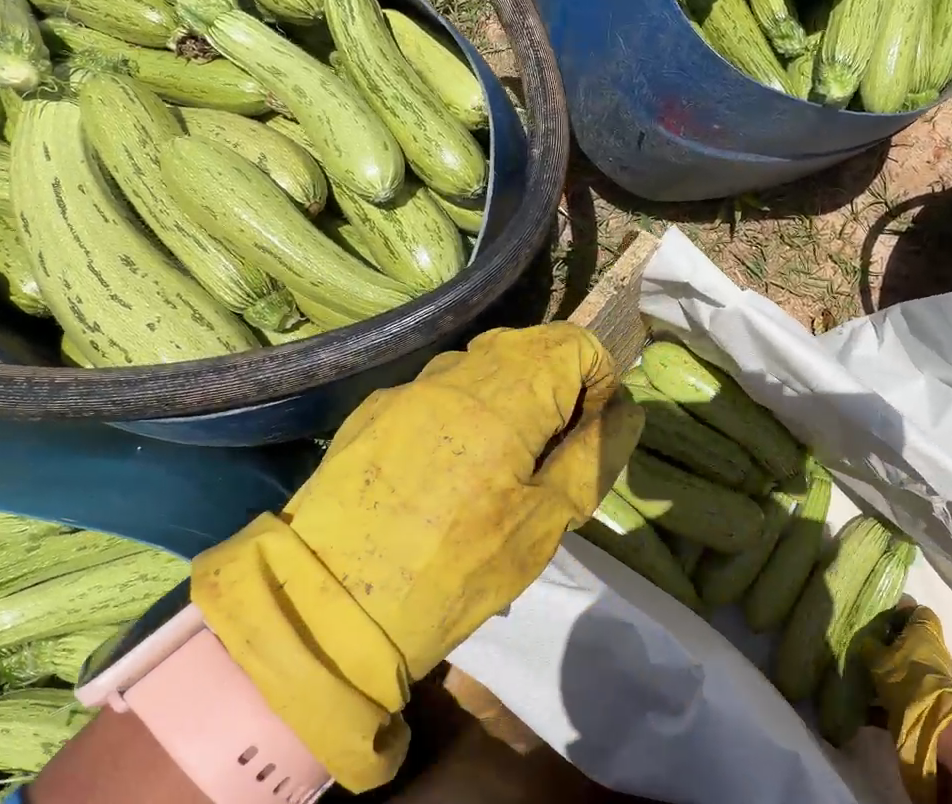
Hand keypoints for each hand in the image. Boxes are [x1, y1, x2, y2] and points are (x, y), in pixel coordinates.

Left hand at [188, 323, 642, 790]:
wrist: (327, 609)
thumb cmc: (457, 567)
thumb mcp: (548, 519)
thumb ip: (595, 453)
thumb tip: (624, 411)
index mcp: (507, 394)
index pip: (575, 343)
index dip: (597, 381)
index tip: (586, 435)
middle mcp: (457, 373)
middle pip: (528, 346)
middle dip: (555, 388)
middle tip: (549, 453)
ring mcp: (409, 390)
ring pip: (481, 366)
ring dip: (509, 398)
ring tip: (499, 465)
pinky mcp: (372, 414)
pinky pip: (438, 394)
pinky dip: (463, 414)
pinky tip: (448, 472)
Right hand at [864, 606, 951, 803]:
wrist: (928, 720)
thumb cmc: (903, 674)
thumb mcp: (878, 656)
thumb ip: (870, 646)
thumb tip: (865, 642)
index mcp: (925, 628)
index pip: (913, 609)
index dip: (896, 611)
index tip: (876, 618)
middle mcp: (931, 649)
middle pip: (906, 641)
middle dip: (886, 646)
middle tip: (863, 647)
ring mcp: (930, 676)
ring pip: (902, 669)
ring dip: (884, 675)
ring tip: (858, 677)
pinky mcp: (924, 701)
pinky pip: (900, 695)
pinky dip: (883, 702)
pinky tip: (862, 707)